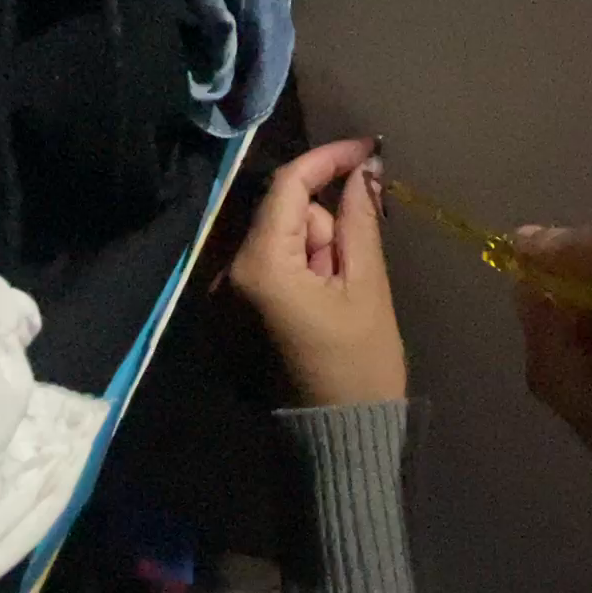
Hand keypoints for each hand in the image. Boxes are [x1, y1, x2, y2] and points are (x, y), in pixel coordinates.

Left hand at [231, 138, 403, 405]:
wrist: (337, 443)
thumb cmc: (360, 367)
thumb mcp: (366, 287)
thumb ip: (359, 218)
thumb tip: (364, 169)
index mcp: (259, 267)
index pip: (288, 187)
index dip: (329, 159)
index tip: (367, 149)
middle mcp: (228, 276)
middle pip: (283, 215)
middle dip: (324, 226)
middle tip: (354, 269)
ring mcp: (224, 298)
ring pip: (277, 241)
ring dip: (314, 252)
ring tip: (340, 297)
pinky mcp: (230, 315)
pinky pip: (267, 268)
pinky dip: (298, 270)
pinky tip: (322, 304)